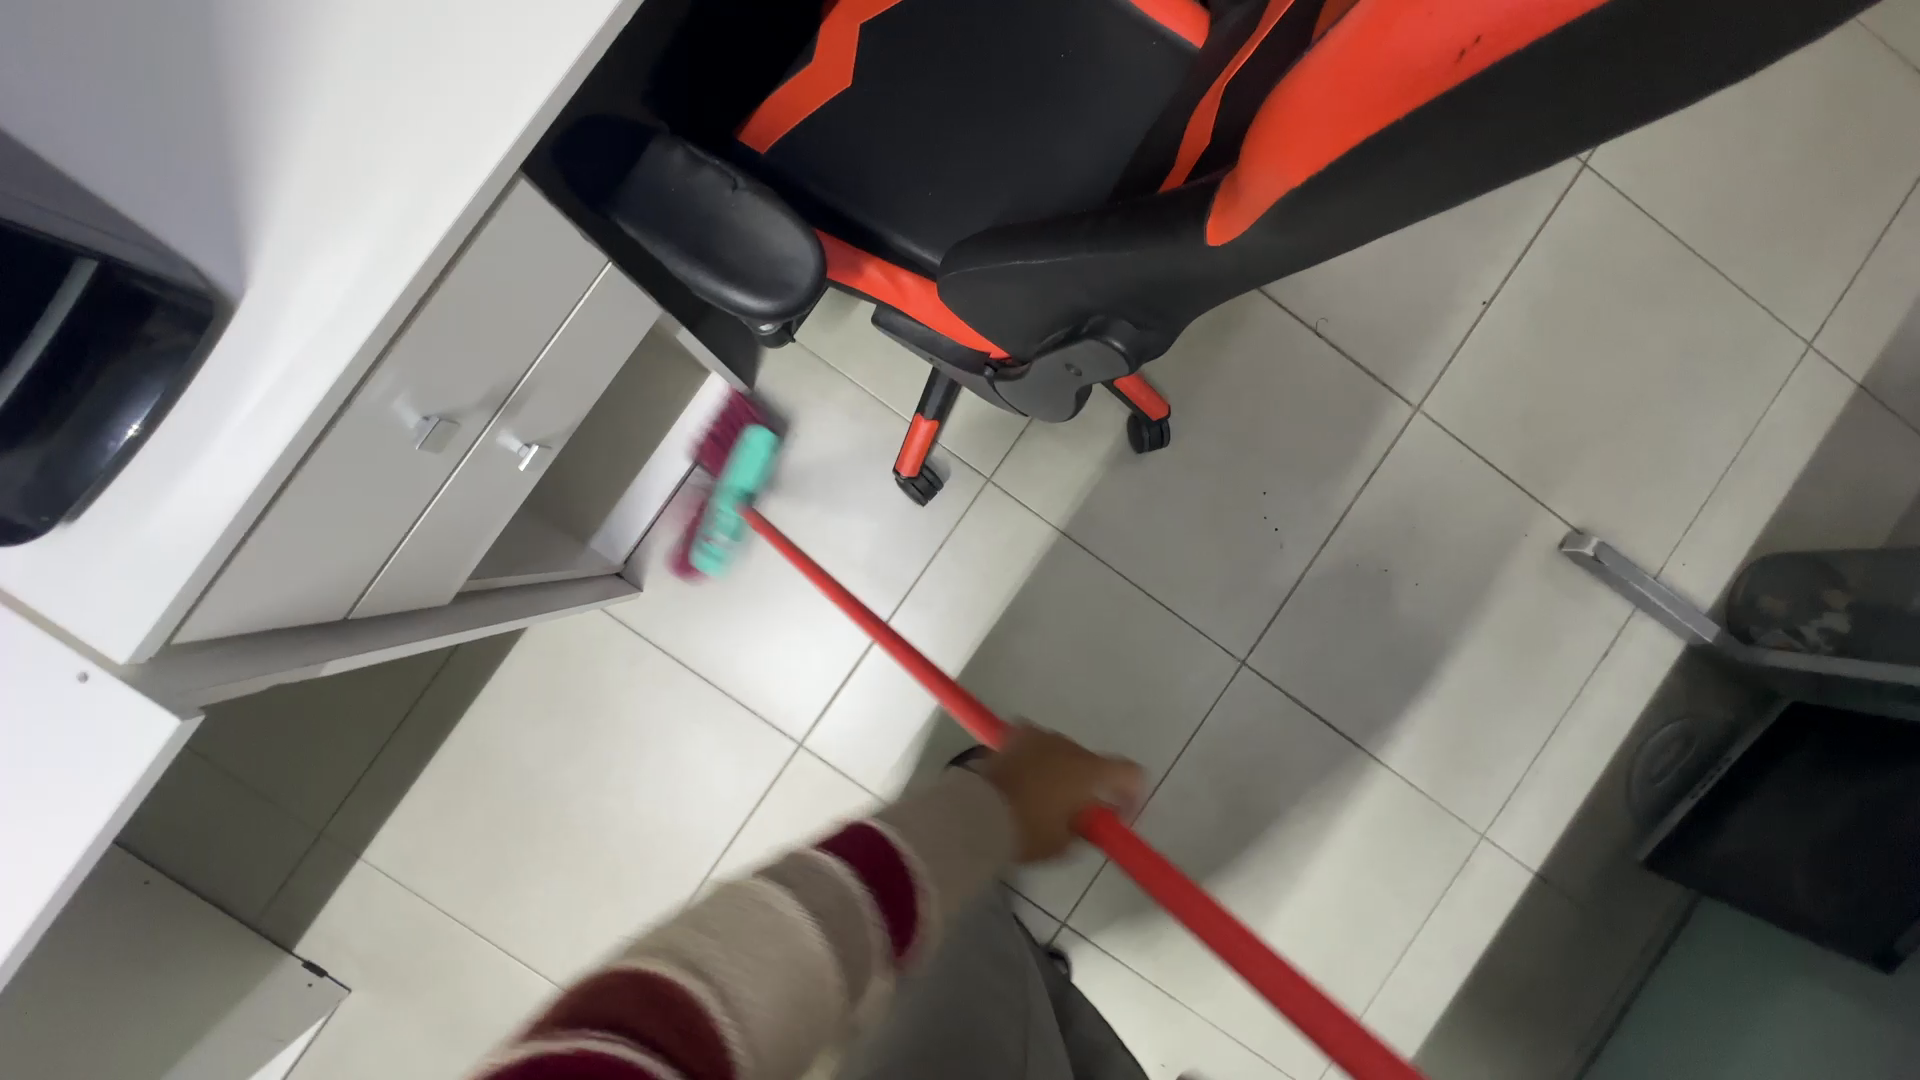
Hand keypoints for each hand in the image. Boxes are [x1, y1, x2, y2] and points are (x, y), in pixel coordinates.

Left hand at [974, 726, 1144, 862]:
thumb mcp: (1065, 843)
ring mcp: (1039, 736)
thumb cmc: (1027, 831)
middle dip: (1089, 784)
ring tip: (1043, 797)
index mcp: (1088, 771)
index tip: (1120, 813)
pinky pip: (1035, 745)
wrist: (977, 812)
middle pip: (1092, 762)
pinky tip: (1025, 778)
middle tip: (1075, 813)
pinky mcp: (1014, 735)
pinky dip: (1036, 758)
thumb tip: (1091, 820)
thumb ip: (1086, 827)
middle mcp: (1068, 746)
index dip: (1131, 792)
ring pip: (1062, 753)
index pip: (1129, 772)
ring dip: (1061, 770)